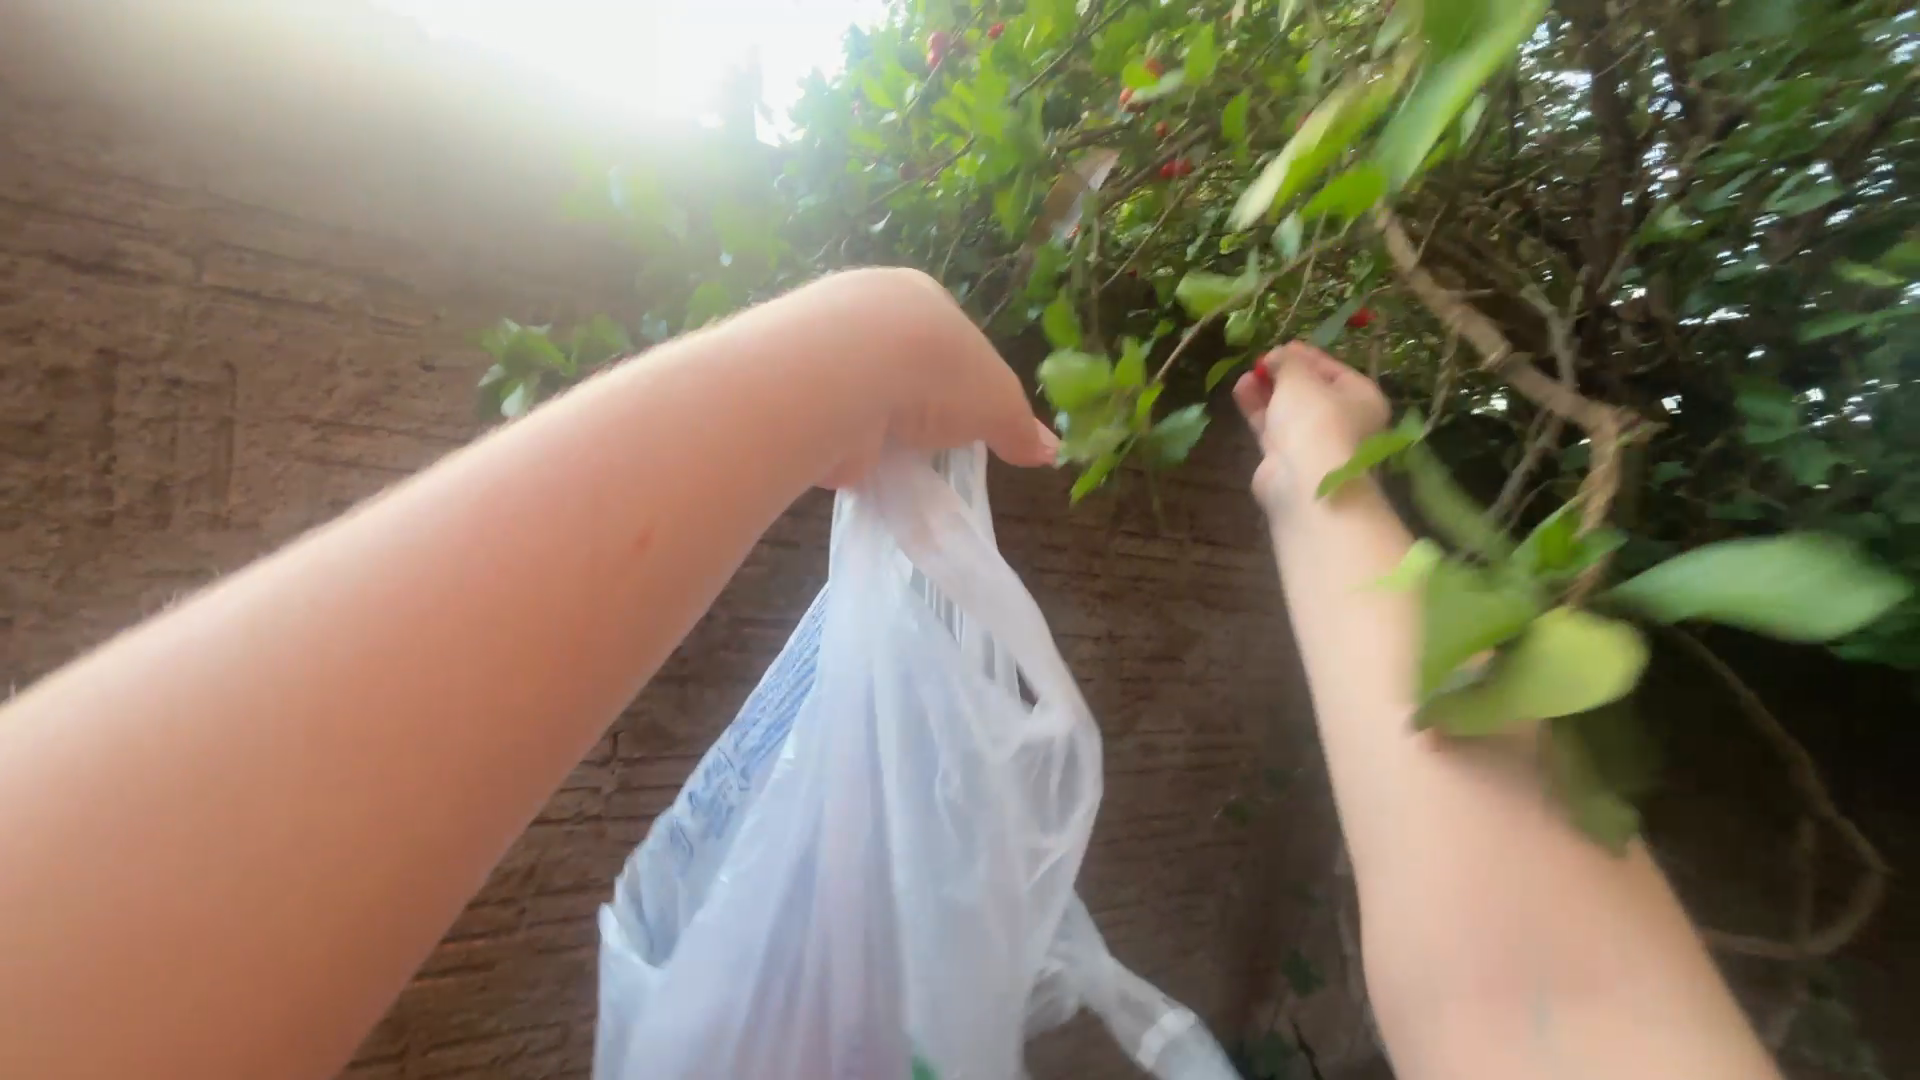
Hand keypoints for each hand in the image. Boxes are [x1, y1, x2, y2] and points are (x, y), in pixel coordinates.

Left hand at [790, 269, 1057, 486]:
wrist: (850, 372)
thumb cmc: (940, 372)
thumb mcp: (998, 404)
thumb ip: (1019, 429)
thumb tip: (1048, 452)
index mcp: (919, 296)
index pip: (946, 340)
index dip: (961, 380)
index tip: (967, 417)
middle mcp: (866, 310)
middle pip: (899, 364)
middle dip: (914, 403)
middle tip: (929, 442)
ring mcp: (824, 345)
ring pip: (862, 391)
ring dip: (877, 423)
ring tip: (894, 456)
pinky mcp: (794, 386)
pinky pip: (831, 418)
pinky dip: (847, 441)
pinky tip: (860, 460)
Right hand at [1232, 341, 1388, 509]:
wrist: (1303, 481)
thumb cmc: (1316, 420)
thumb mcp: (1301, 379)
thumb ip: (1288, 362)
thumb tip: (1278, 355)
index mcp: (1362, 398)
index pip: (1334, 370)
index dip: (1307, 356)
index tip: (1281, 346)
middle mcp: (1342, 420)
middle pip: (1310, 391)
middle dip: (1283, 375)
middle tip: (1261, 361)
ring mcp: (1313, 442)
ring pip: (1288, 410)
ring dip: (1267, 391)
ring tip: (1246, 374)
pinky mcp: (1286, 458)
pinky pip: (1271, 427)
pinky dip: (1257, 409)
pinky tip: (1241, 391)